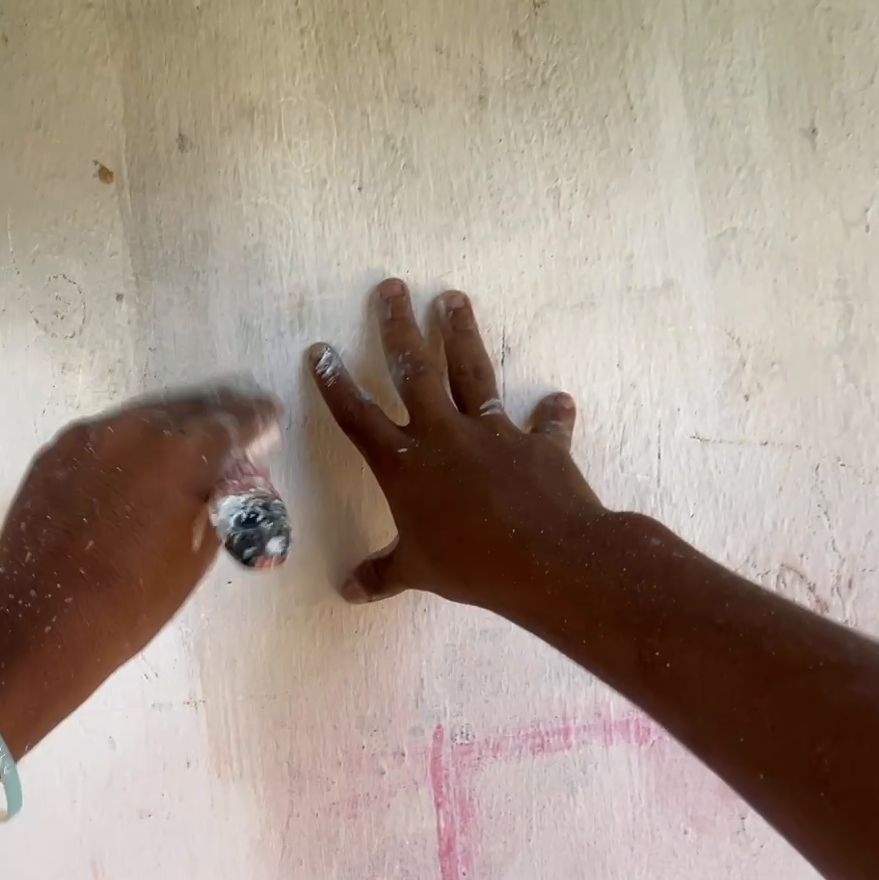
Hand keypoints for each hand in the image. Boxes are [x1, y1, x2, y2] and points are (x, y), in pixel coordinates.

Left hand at [0, 387, 280, 736]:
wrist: (41, 624)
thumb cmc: (131, 604)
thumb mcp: (196, 555)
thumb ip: (219, 502)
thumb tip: (223, 479)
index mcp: (182, 454)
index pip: (234, 421)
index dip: (257, 421)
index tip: (268, 420)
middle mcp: (136, 429)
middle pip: (189, 408)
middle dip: (217, 416)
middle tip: (236, 426)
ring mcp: (89, 436)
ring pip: (144, 418)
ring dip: (172, 427)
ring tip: (187, 444)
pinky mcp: (56, 451)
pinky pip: (106, 437)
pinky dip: (129, 444)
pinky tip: (135, 465)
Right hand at [308, 278, 606, 616]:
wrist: (546, 560)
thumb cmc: (467, 564)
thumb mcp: (415, 571)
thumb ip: (381, 574)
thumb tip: (347, 592)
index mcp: (402, 464)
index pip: (358, 416)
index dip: (335, 384)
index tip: (320, 350)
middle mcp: (441, 436)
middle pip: (413, 371)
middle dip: (398, 328)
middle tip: (392, 287)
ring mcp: (490, 433)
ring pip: (470, 373)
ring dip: (461, 334)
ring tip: (453, 297)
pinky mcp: (537, 443)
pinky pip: (544, 425)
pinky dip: (550, 414)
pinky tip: (557, 398)